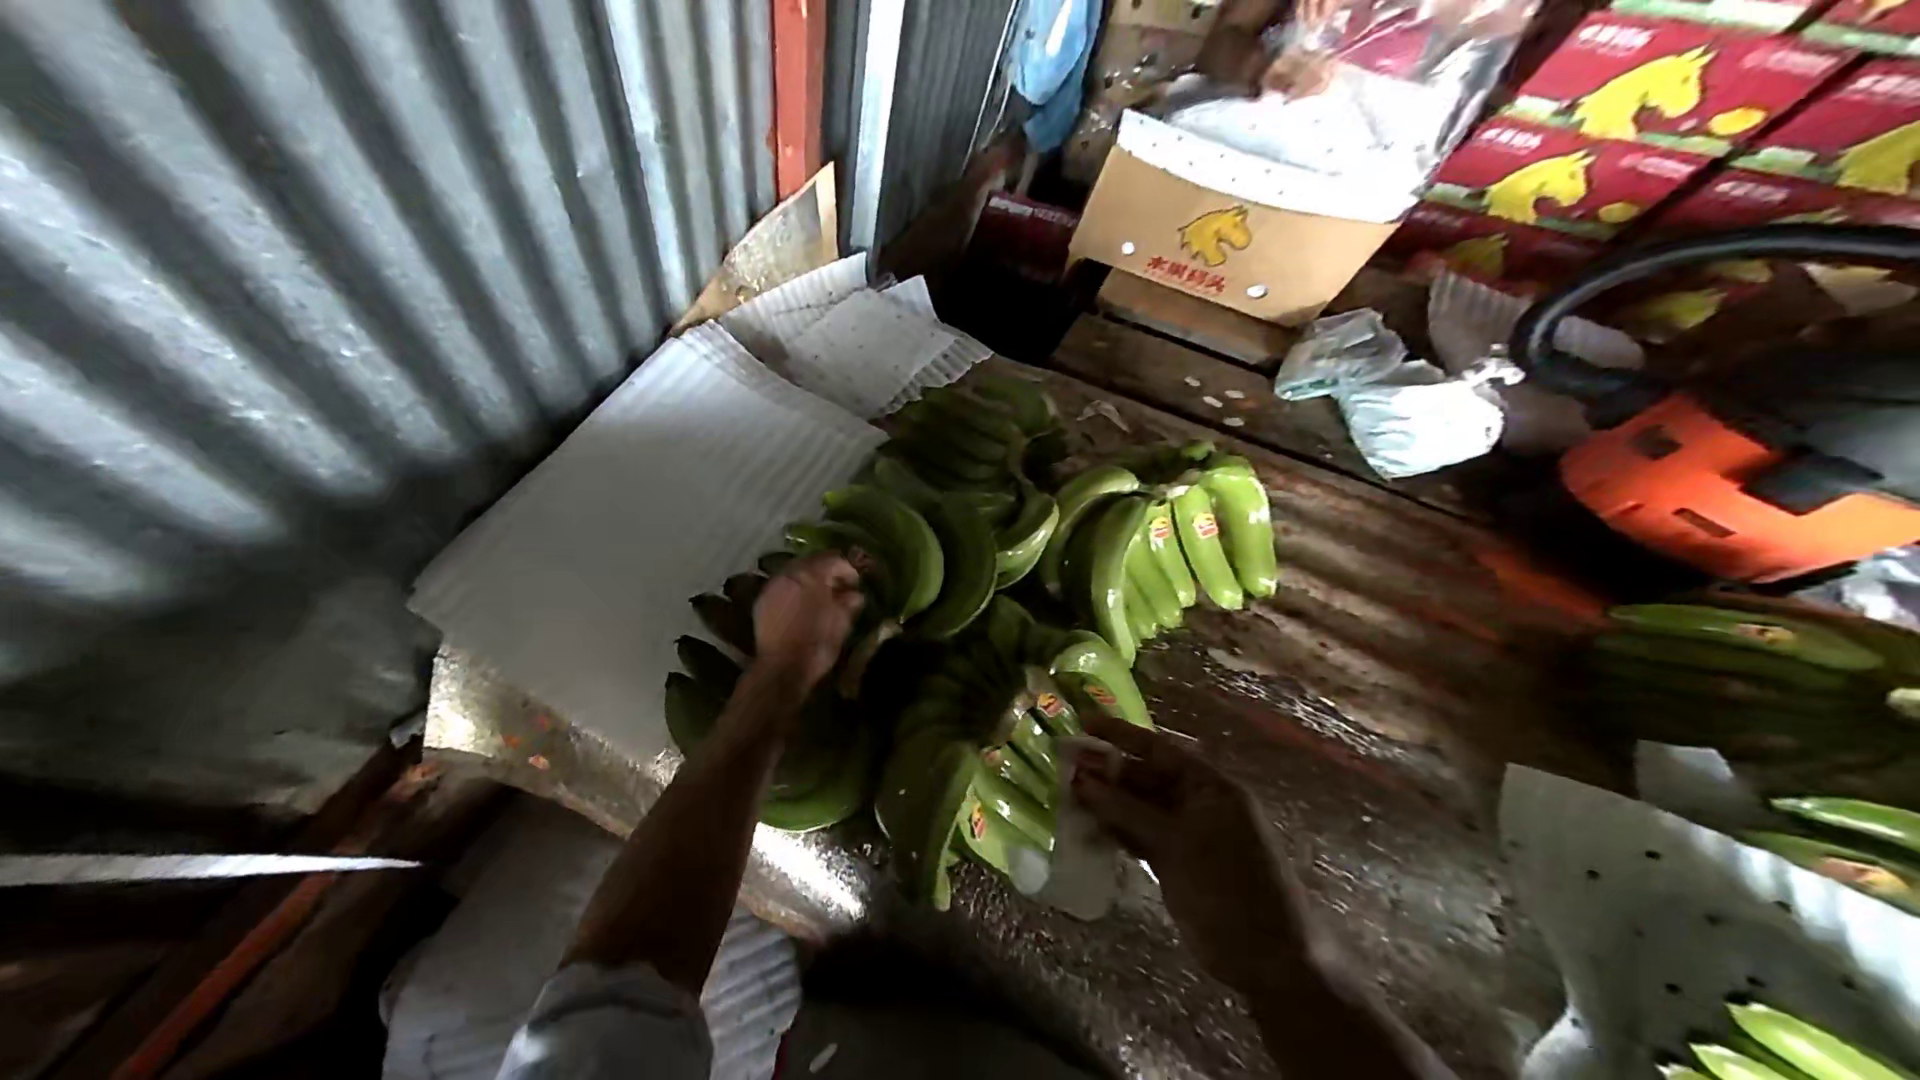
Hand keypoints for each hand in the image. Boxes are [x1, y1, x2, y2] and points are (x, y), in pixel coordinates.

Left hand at [752, 553, 863, 690]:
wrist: (782, 668)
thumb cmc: (818, 644)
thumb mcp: (842, 622)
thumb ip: (849, 602)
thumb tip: (855, 594)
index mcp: (811, 574)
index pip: (834, 560)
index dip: (848, 570)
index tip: (856, 585)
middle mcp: (789, 573)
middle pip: (812, 561)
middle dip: (828, 571)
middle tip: (839, 587)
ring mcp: (772, 586)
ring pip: (795, 572)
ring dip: (809, 579)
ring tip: (820, 596)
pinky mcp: (762, 600)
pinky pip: (782, 586)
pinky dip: (794, 590)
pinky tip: (801, 605)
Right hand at [1073, 714, 1306, 996]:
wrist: (1266, 958)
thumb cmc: (1228, 885)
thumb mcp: (1175, 843)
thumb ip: (1126, 810)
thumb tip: (1080, 780)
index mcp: (1209, 786)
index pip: (1158, 749)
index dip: (1120, 734)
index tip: (1083, 721)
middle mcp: (1197, 802)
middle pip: (1145, 777)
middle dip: (1107, 770)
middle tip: (1064, 762)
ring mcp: (1185, 833)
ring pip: (1138, 807)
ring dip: (1106, 801)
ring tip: (1066, 791)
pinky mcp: (1175, 861)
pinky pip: (1139, 835)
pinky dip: (1115, 830)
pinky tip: (1085, 826)